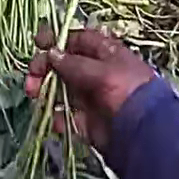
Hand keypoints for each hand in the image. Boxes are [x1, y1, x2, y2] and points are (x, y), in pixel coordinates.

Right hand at [23, 26, 157, 150]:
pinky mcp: (89, 122)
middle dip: (45, 67)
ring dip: (46, 91)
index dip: (56, 40)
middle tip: (31, 76)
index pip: (76, 40)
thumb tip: (51, 53)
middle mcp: (96, 72)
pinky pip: (67, 115)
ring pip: (61, 89)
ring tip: (33, 95)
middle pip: (64, 64)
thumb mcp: (102, 72)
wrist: (148, 138)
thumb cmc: (128, 93)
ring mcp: (92, 97)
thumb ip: (74, 64)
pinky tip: (53, 119)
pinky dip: (58, 116)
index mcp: (104, 53)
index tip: (37, 43)